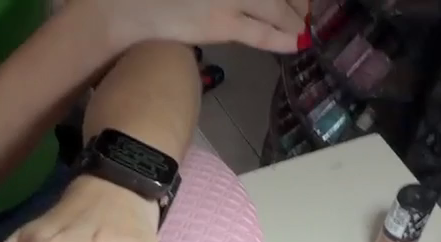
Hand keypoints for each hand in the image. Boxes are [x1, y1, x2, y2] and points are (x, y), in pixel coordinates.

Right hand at [83, 0, 307, 52]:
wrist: (131, 5)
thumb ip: (217, 1)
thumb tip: (232, 7)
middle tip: (309, 5)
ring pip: (275, 4)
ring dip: (295, 13)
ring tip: (306, 21)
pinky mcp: (221, 23)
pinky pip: (260, 30)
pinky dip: (281, 35)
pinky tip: (298, 39)